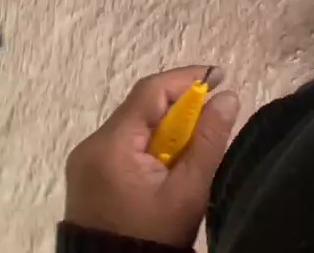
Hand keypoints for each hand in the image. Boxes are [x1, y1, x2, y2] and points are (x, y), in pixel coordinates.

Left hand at [65, 66, 241, 247]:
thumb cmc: (153, 238)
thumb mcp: (188, 192)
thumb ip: (208, 140)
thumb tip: (228, 96)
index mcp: (111, 145)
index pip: (151, 91)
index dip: (187, 79)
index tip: (219, 77)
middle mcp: (91, 145)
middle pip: (141, 106)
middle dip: (179, 103)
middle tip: (213, 110)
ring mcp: (86, 161)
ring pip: (134, 124)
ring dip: (167, 124)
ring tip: (196, 138)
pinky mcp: (88, 177)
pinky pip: (124, 143)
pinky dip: (151, 141)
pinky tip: (171, 158)